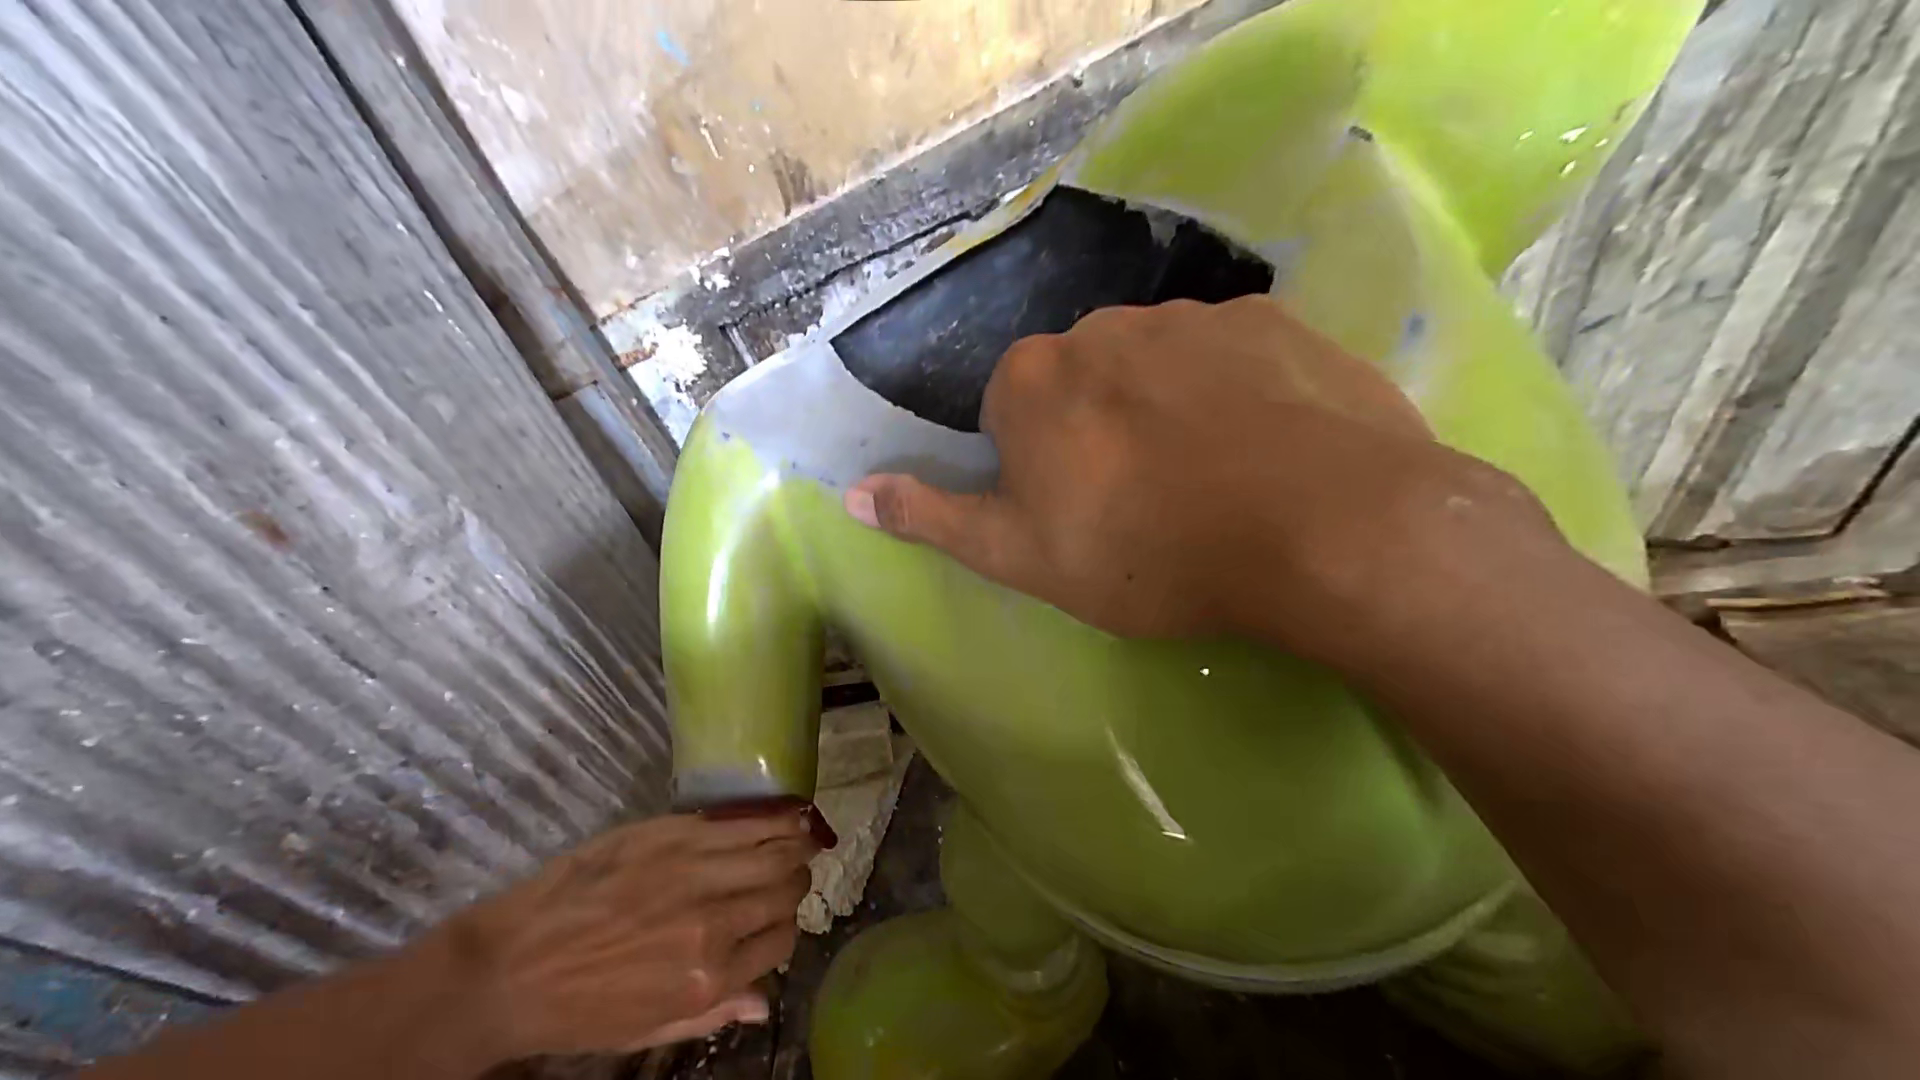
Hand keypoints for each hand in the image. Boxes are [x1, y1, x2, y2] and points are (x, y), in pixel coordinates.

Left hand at [436, 811, 818, 1058]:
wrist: (506, 968)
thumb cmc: (574, 1011)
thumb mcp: (644, 1032)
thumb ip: (711, 1015)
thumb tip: (765, 1002)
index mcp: (709, 977)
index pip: (782, 938)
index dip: (785, 926)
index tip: (775, 919)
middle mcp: (715, 921)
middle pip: (786, 888)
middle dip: (795, 882)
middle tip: (789, 875)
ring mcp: (697, 871)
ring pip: (776, 849)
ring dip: (794, 845)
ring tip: (799, 840)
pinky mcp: (677, 834)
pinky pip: (743, 822)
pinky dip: (772, 820)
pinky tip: (783, 817)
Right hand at [845, 297, 1555, 661]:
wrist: (1314, 527)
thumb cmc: (1146, 551)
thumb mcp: (1020, 555)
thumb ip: (931, 518)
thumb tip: (850, 494)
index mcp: (1032, 380)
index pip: (1010, 411)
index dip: (1039, 467)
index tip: (1078, 513)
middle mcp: (1101, 327)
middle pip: (1082, 382)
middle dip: (1098, 431)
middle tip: (1144, 502)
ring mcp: (1192, 315)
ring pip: (1157, 366)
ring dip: (1166, 410)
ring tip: (1211, 479)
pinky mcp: (1272, 321)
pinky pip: (1229, 357)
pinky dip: (1234, 394)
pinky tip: (1263, 448)